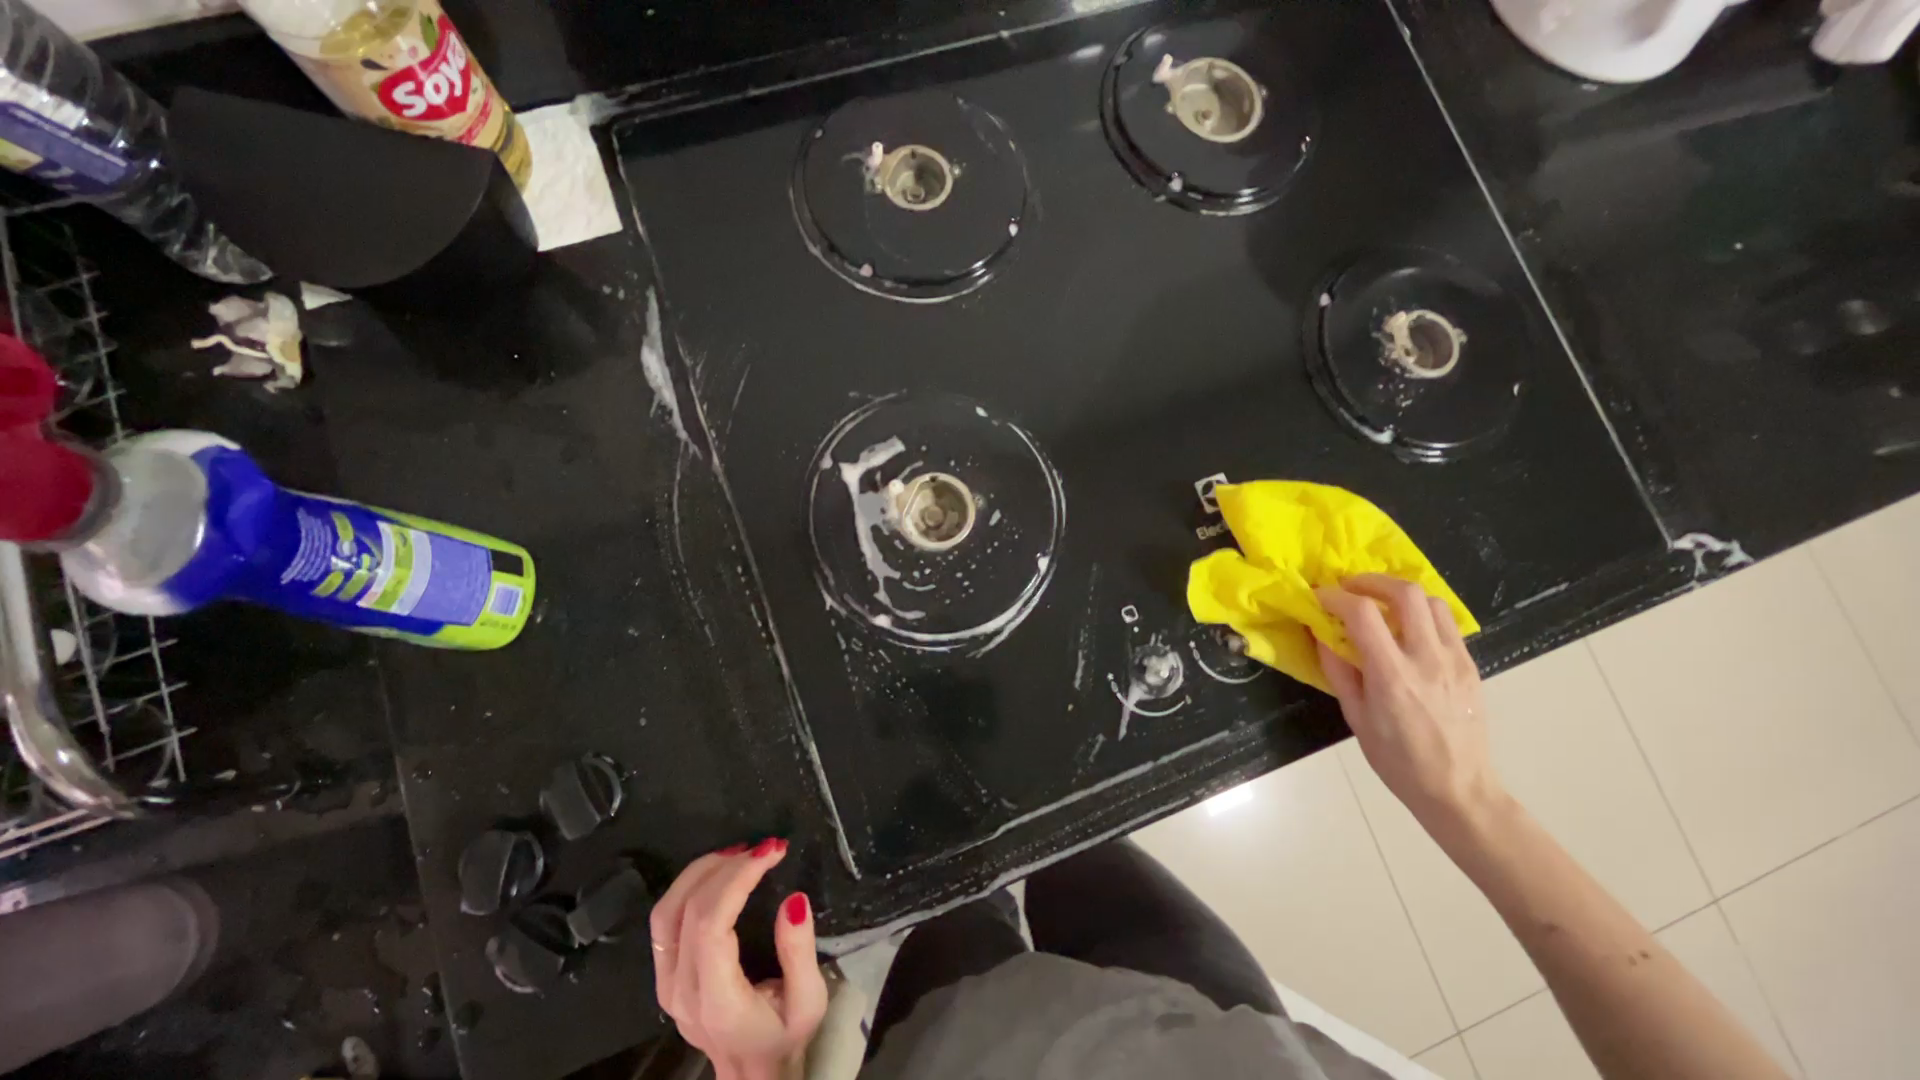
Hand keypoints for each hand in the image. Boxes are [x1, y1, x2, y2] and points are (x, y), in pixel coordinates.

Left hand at [651, 839, 826, 1079]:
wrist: (753, 1077)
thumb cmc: (784, 1039)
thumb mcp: (809, 1002)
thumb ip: (799, 953)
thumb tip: (793, 900)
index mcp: (716, 1000)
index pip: (711, 925)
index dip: (736, 879)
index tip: (771, 852)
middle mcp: (681, 991)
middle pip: (686, 911)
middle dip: (725, 867)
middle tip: (763, 847)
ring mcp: (665, 985)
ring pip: (666, 913)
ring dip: (700, 872)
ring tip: (739, 852)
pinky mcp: (664, 977)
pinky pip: (664, 922)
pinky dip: (689, 888)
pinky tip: (718, 872)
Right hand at [1315, 574, 1506, 829]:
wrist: (1457, 788)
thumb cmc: (1397, 761)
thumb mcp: (1356, 719)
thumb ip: (1339, 672)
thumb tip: (1322, 635)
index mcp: (1392, 676)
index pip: (1362, 614)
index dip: (1336, 597)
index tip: (1320, 597)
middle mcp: (1427, 659)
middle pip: (1405, 593)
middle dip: (1372, 581)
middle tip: (1351, 589)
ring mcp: (1454, 660)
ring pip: (1432, 601)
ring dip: (1401, 595)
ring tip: (1381, 605)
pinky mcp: (1470, 665)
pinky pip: (1446, 624)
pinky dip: (1422, 615)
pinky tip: (1407, 631)